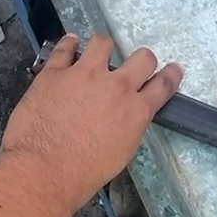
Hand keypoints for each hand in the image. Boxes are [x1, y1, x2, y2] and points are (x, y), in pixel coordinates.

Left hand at [0, 34, 183, 214]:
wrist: (44, 170)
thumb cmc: (83, 173)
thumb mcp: (121, 152)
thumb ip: (128, 126)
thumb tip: (125, 116)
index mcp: (136, 110)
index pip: (163, 85)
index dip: (170, 75)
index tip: (173, 70)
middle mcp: (116, 87)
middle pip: (142, 58)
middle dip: (142, 60)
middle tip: (134, 65)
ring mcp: (85, 75)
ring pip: (103, 42)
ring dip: (103, 47)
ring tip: (97, 52)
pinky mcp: (55, 73)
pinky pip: (65, 48)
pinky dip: (69, 44)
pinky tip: (70, 44)